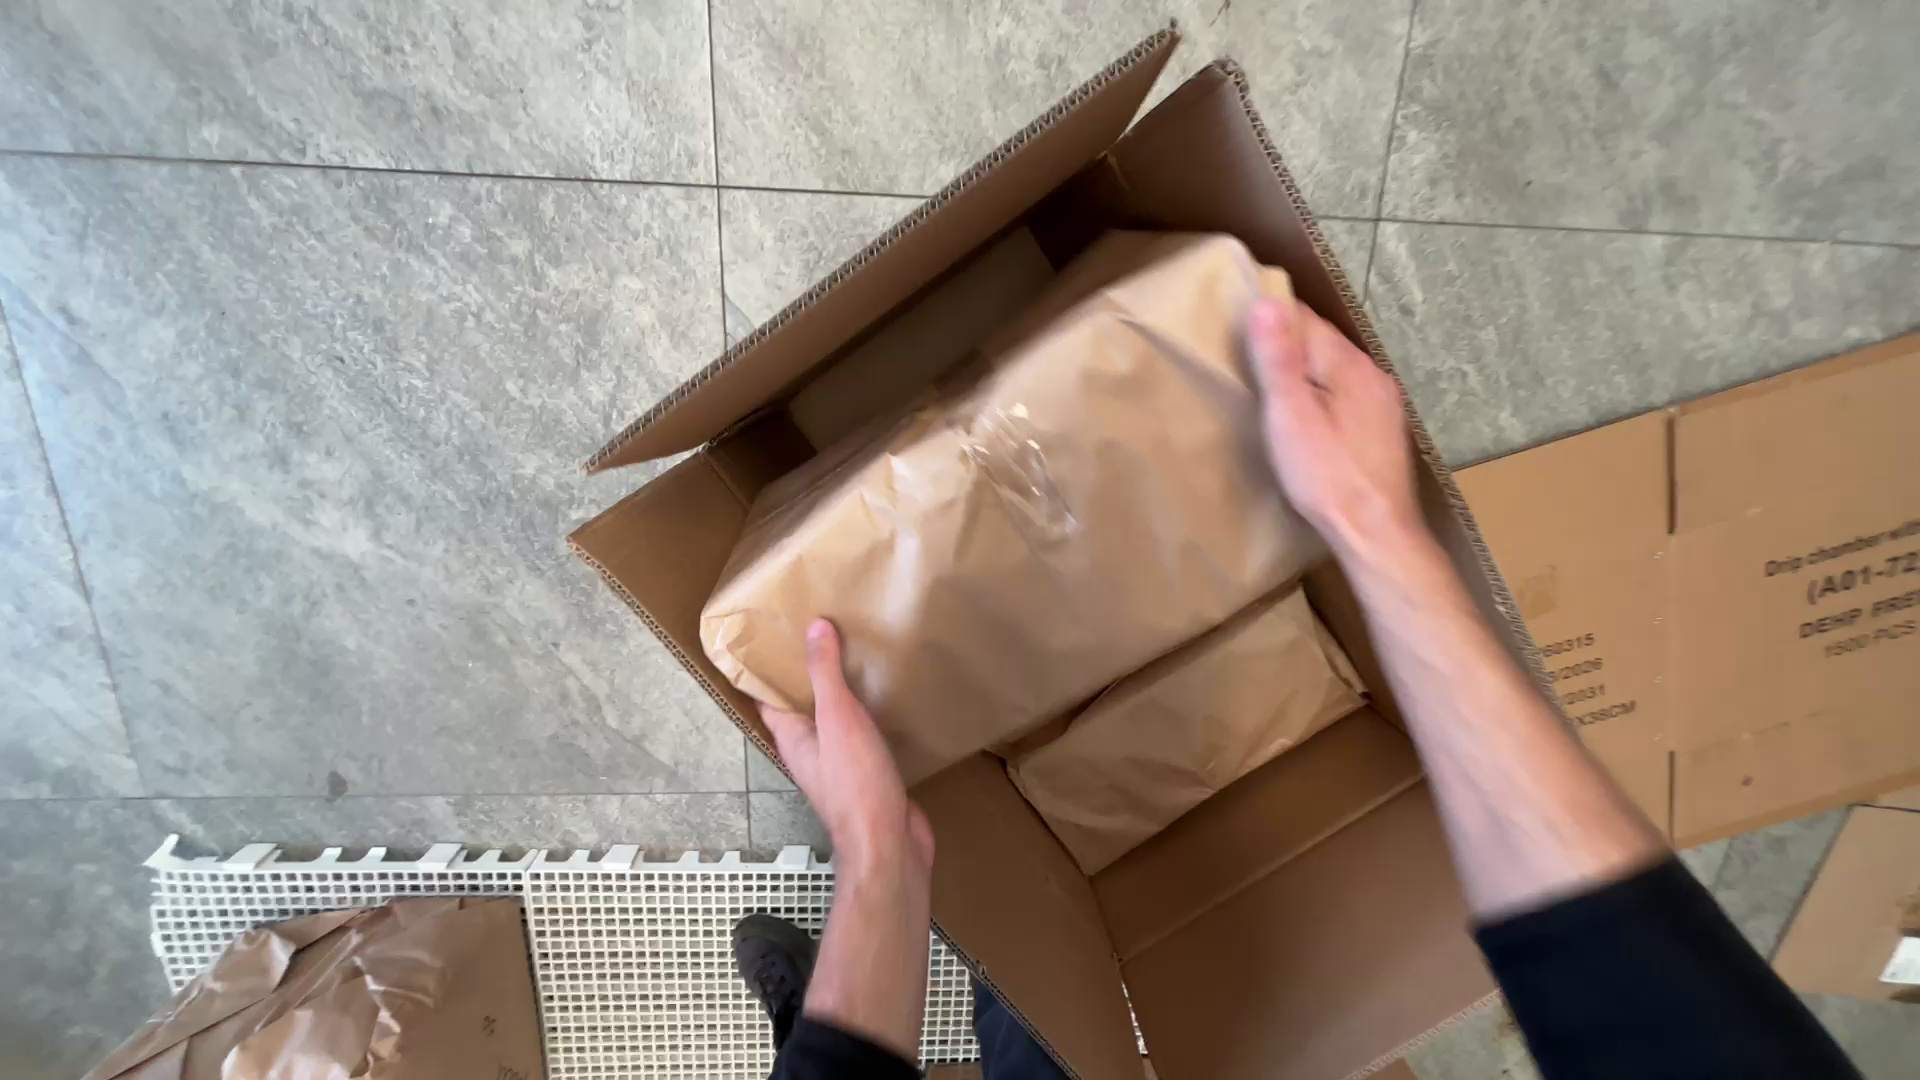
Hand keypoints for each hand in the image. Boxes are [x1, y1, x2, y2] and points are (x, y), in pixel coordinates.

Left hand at [759, 619, 934, 879]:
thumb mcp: (837, 718)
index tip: (775, 633)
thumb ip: (826, 673)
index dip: (768, 668)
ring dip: (843, 692)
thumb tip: (814, 627)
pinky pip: (865, 733)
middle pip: (803, 705)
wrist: (890, 843)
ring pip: (836, 719)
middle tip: (825, 633)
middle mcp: (812, 751)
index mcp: (793, 739)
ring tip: (857, 654)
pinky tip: (887, 695)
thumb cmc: (855, 783)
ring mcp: (842, 764)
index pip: (769, 698)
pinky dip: (870, 711)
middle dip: (810, 673)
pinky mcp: (871, 772)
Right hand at [1246, 297, 1423, 558]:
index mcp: (1349, 365)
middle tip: (1245, 360)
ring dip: (1304, 373)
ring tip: (1270, 389)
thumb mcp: (1290, 416)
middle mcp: (1373, 375)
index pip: (1304, 319)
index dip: (1269, 320)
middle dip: (1285, 346)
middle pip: (1321, 344)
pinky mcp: (1381, 430)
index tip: (1236, 329)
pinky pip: (1344, 396)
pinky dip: (1321, 396)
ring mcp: (1382, 404)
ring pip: (1334, 372)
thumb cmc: (1326, 475)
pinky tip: (1305, 419)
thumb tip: (1265, 303)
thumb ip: (1278, 360)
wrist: (1374, 530)